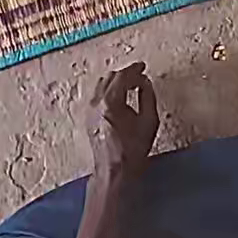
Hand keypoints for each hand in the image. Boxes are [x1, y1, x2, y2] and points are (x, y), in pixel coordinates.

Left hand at [86, 63, 157, 180]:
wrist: (114, 169)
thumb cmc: (133, 148)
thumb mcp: (149, 120)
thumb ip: (147, 96)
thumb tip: (144, 82)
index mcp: (110, 102)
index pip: (122, 77)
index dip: (134, 69)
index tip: (143, 67)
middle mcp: (96, 103)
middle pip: (110, 78)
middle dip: (125, 73)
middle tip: (139, 74)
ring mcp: (89, 110)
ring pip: (102, 85)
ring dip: (116, 81)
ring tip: (131, 83)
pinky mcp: (88, 117)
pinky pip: (98, 95)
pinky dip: (110, 89)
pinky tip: (120, 95)